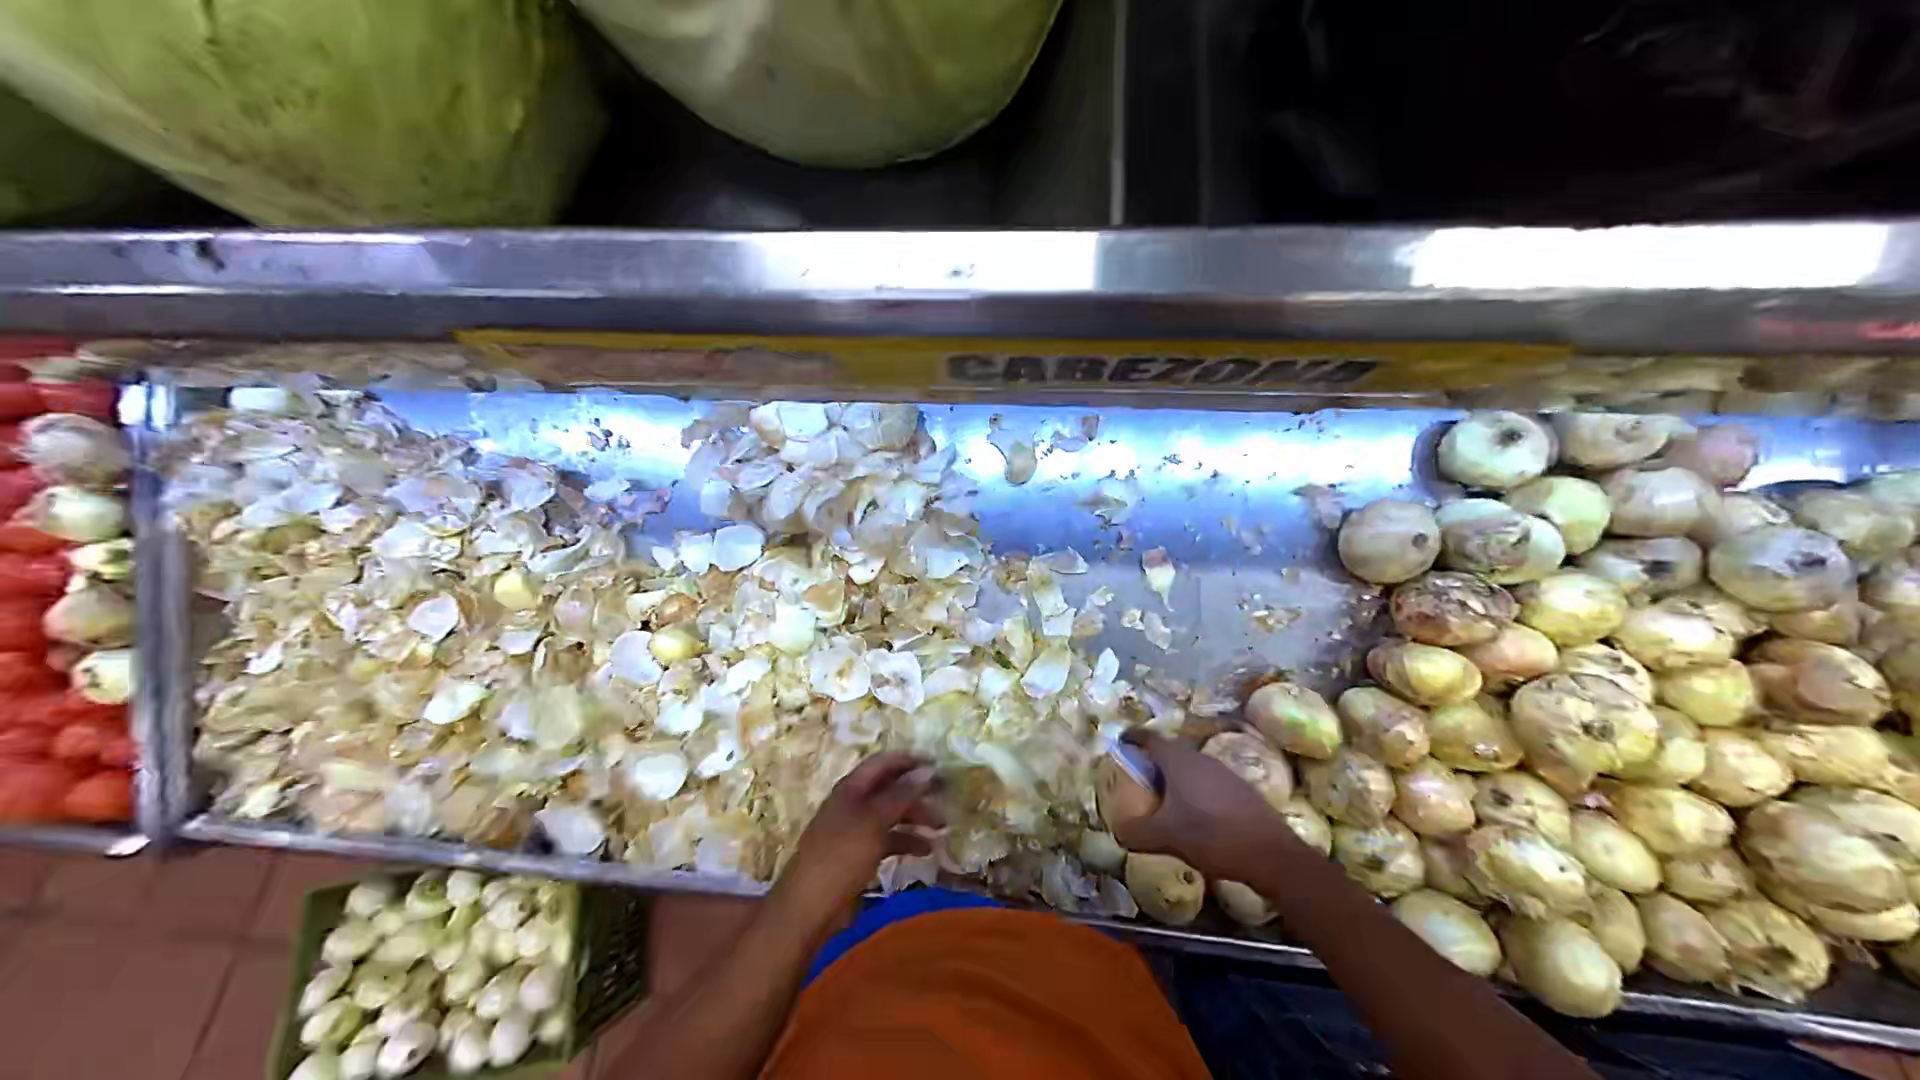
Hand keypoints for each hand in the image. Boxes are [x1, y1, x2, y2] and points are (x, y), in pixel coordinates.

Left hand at [775, 752, 939, 919]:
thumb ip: (901, 794)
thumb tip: (927, 770)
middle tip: (946, 799)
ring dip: (916, 818)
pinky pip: (887, 839)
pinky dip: (906, 841)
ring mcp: (855, 829)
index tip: (938, 766)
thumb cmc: (842, 855)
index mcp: (852, 788)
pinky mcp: (858, 854)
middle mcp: (853, 803)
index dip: (910, 761)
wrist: (809, 906)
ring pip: (891, 814)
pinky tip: (925, 851)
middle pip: (890, 788)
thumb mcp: (874, 821)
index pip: (884, 762)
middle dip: (918, 793)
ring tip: (943, 828)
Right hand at [1112, 731, 1294, 880]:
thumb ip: (1136, 832)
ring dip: (1176, 776)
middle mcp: (1202, 758)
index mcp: (1179, 761)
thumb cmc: (1211, 835)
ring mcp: (1225, 773)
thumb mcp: (1165, 837)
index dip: (1134, 736)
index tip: (1122, 741)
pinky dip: (1196, 790)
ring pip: (1193, 767)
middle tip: (1139, 775)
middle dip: (1154, 759)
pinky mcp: (1242, 790)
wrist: (1270, 854)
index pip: (1151, 737)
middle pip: (1172, 750)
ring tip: (1165, 797)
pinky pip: (1209, 782)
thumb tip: (1117, 831)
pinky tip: (1196, 815)